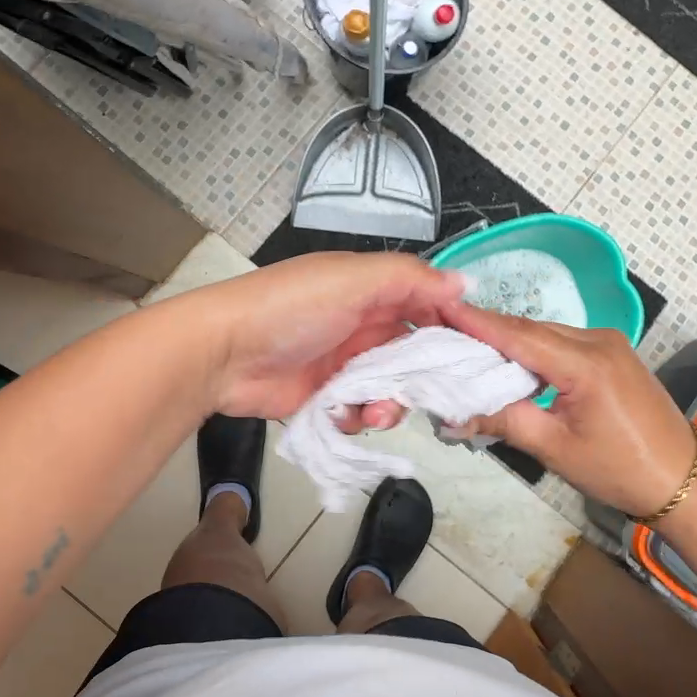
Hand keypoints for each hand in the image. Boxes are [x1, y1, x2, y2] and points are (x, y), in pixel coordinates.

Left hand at [173, 252, 467, 424]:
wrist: (223, 353)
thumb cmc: (289, 307)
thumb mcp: (353, 279)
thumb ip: (410, 278)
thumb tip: (463, 283)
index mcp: (371, 290)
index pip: (426, 303)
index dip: (451, 324)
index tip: (474, 351)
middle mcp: (362, 325)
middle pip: (414, 352)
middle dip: (425, 374)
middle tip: (430, 392)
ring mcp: (343, 363)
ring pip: (391, 388)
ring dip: (392, 403)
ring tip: (374, 411)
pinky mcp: (325, 397)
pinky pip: (361, 412)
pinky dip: (361, 417)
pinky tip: (349, 416)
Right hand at [441, 301, 696, 517]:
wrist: (682, 479)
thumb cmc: (620, 470)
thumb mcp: (555, 449)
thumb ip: (504, 421)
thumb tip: (453, 415)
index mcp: (585, 363)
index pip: (519, 335)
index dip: (477, 322)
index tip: (439, 309)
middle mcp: (597, 340)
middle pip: (530, 329)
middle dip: (486, 330)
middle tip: (442, 332)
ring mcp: (608, 343)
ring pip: (545, 333)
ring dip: (508, 340)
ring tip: (466, 347)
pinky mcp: (612, 353)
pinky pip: (561, 343)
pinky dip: (532, 349)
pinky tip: (509, 361)